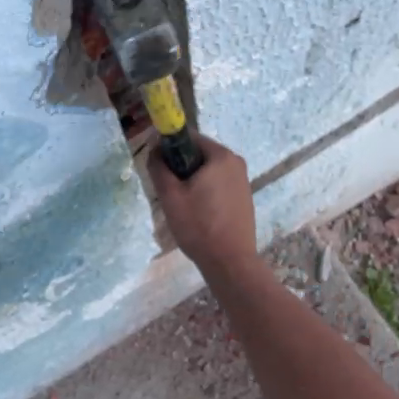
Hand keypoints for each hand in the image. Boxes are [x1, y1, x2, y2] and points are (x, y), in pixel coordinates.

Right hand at [149, 134, 256, 275]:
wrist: (230, 261)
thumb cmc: (198, 226)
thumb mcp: (170, 196)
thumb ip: (159, 167)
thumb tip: (154, 150)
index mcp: (221, 156)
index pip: (189, 137)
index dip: (169, 148)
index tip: (158, 168)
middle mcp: (236, 162)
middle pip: (200, 154)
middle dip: (181, 167)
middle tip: (168, 191)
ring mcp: (243, 181)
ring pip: (209, 171)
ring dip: (192, 181)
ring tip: (182, 206)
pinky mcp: (244, 198)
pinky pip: (219, 185)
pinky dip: (206, 192)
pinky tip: (199, 214)